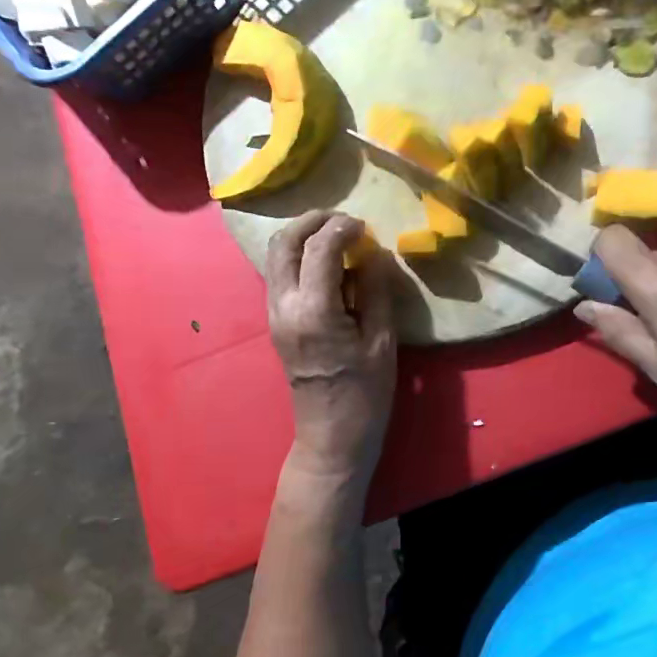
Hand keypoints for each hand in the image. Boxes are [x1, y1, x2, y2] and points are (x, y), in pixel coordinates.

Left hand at [264, 212, 396, 483]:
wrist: (331, 435)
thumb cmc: (365, 393)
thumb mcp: (382, 340)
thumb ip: (376, 290)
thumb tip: (372, 253)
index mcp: (314, 311)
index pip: (319, 249)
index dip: (342, 228)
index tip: (364, 225)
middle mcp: (284, 306)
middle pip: (284, 243)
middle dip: (312, 221)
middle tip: (344, 221)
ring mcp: (274, 313)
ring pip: (276, 256)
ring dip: (303, 237)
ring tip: (337, 238)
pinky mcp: (275, 321)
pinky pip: (280, 274)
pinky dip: (299, 257)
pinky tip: (328, 264)